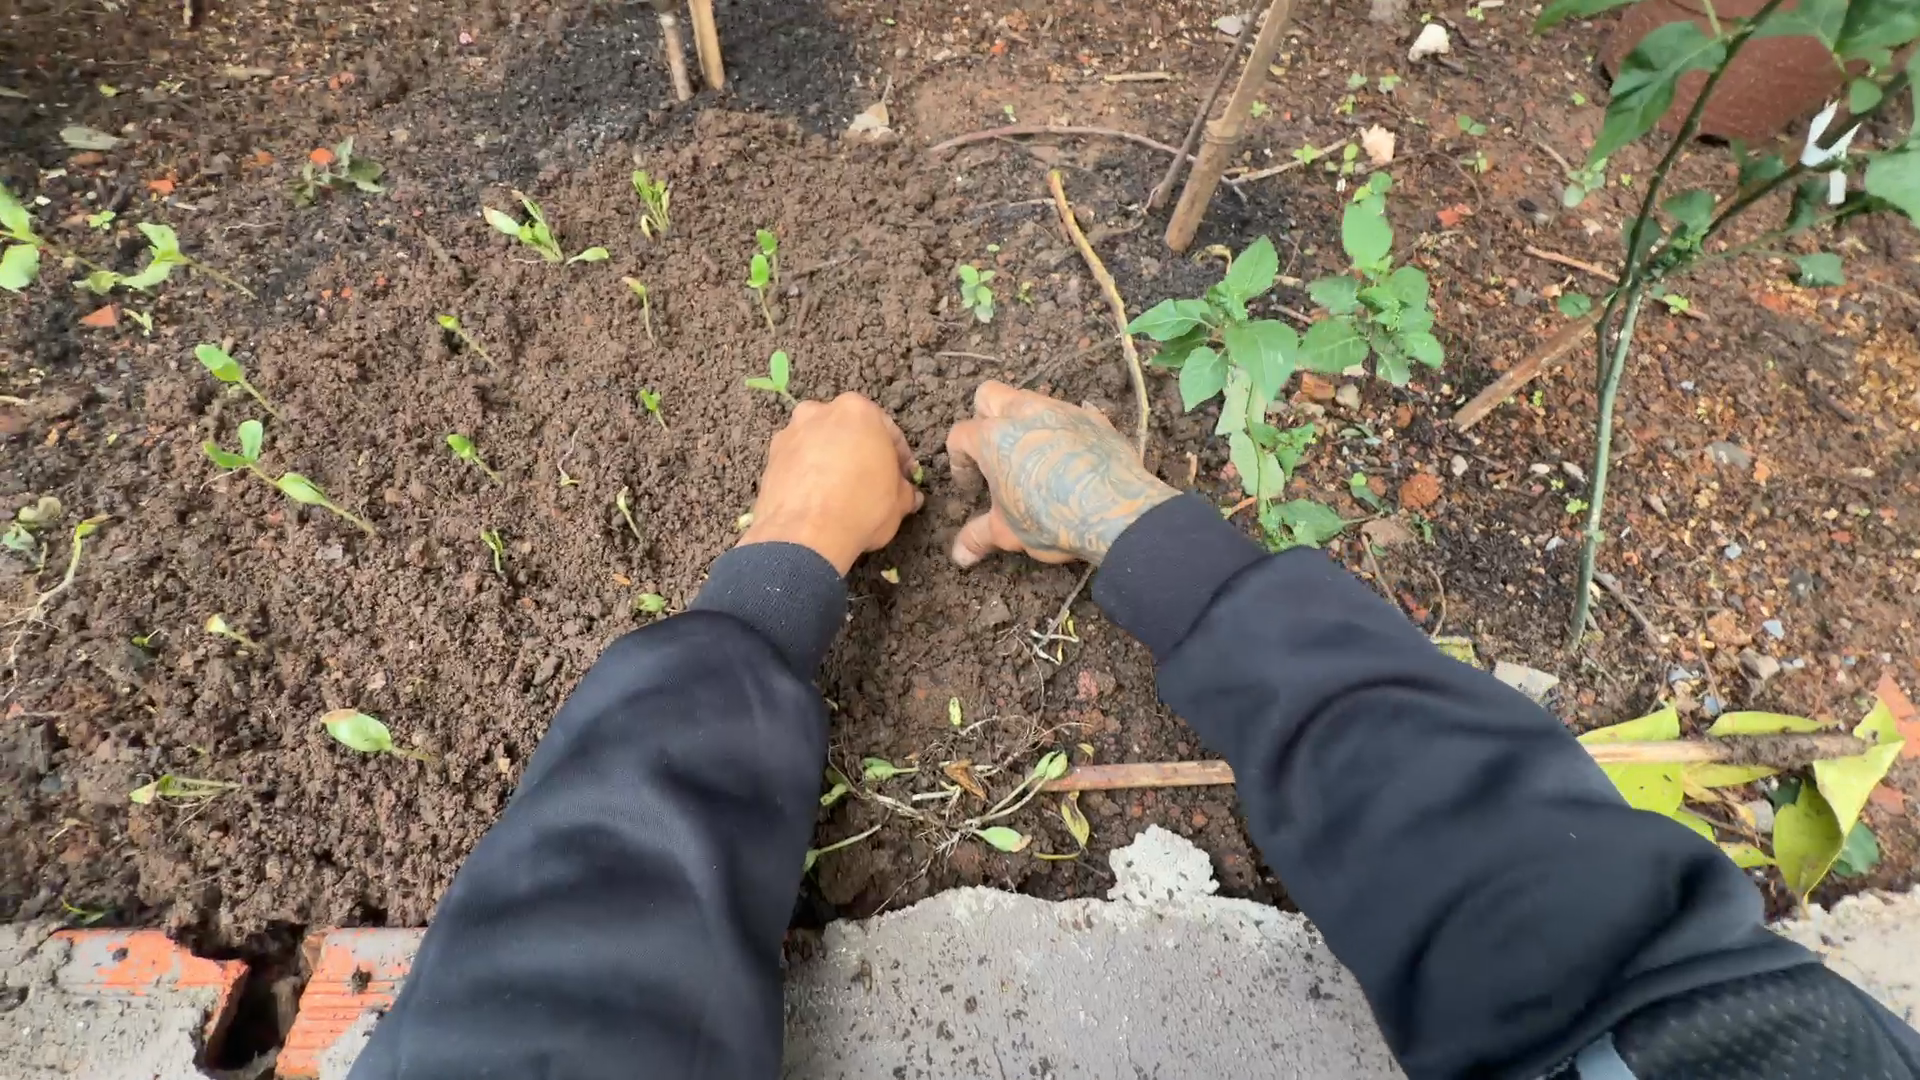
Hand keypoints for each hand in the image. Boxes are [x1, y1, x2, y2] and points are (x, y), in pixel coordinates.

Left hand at [738, 393, 922, 574]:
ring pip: (819, 445)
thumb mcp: (898, 503)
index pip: (887, 431)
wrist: (805, 535)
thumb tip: (908, 495)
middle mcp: (819, 412)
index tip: (904, 477)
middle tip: (873, 483)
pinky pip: (798, 463)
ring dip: (832, 463)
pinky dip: (809, 476)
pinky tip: (819, 501)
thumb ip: (904, 492)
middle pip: (847, 432)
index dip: (900, 457)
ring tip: (842, 494)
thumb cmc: (861, 507)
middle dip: (861, 453)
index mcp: (857, 411)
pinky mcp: (769, 459)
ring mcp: (790, 434)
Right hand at [945, 380, 1175, 566]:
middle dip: (985, 417)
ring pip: (1031, 399)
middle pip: (989, 395)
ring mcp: (1061, 411)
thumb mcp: (1008, 532)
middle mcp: (1024, 413)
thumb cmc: (1051, 519)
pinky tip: (1070, 457)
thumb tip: (960, 557)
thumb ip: (978, 537)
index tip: (971, 485)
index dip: (959, 461)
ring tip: (1033, 456)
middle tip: (994, 453)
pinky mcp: (1094, 418)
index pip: (960, 435)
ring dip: (1025, 420)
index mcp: (993, 437)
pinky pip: (1071, 413)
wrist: (1115, 511)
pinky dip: (1063, 430)